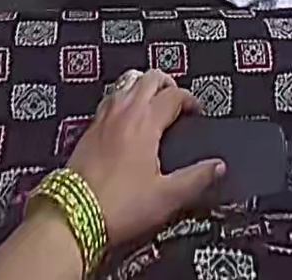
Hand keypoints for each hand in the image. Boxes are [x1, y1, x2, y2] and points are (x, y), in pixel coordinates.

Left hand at [66, 69, 223, 247]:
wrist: (74, 214)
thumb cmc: (119, 206)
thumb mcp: (165, 197)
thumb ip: (195, 179)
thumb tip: (217, 167)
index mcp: (146, 121)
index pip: (175, 94)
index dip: (190, 99)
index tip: (196, 112)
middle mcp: (126, 110)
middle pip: (151, 77)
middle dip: (168, 83)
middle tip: (177, 101)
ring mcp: (106, 114)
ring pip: (129, 80)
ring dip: (145, 84)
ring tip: (154, 102)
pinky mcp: (91, 124)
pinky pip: (112, 95)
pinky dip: (125, 95)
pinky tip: (127, 114)